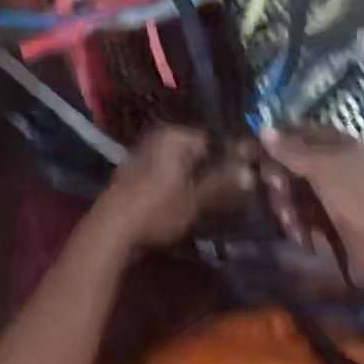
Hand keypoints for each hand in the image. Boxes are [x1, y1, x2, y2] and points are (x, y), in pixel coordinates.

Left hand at [93, 125, 251, 248]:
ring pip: (182, 162)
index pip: (215, 139)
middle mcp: (159, 137)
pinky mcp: (137, 170)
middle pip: (197, 150)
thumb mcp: (195, 199)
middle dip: (215, 168)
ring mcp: (146, 152)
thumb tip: (250, 171)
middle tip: (235, 190)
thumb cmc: (157, 209)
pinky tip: (189, 200)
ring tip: (216, 198)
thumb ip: (223, 183)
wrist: (112, 226)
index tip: (248, 175)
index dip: (233, 157)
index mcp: (175, 136)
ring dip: (197, 177)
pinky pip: (167, 171)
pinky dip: (179, 182)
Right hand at [261, 124, 363, 289]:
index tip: (250, 161)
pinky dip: (298, 228)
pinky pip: (303, 220)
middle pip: (287, 166)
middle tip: (279, 198)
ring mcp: (332, 199)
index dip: (270, 144)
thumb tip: (261, 128)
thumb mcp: (328, 170)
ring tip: (293, 225)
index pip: (291, 134)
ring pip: (292, 195)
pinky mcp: (333, 228)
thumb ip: (293, 150)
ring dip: (285, 208)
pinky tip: (302, 239)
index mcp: (334, 146)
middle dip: (276, 182)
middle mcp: (331, 168)